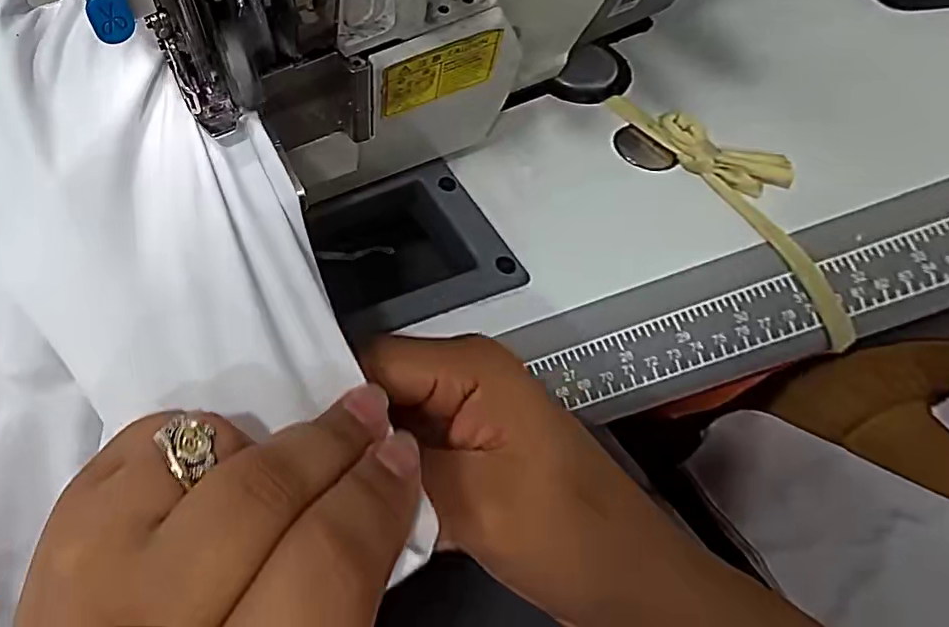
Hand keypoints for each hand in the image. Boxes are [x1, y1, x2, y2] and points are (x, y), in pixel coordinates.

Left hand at [16, 384, 421, 626]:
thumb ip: (323, 597)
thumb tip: (363, 501)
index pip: (321, 564)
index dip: (372, 500)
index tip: (400, 456)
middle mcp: (151, 606)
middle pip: (260, 492)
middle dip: (328, 444)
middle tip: (368, 413)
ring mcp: (94, 551)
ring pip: (200, 447)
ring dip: (255, 442)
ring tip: (281, 460)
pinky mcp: (63, 512)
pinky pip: (145, 435)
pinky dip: (188, 438)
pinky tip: (208, 465)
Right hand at [360, 335, 816, 626]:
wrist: (642, 591)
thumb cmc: (570, 539)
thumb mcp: (472, 502)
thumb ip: (399, 458)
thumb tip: (340, 434)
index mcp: (469, 364)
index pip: (374, 357)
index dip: (338, 393)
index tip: (306, 434)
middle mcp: (464, 367)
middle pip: (379, 379)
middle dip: (353, 422)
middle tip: (317, 462)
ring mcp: (467, 399)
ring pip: (391, 408)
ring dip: (372, 444)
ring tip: (338, 477)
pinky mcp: (468, 430)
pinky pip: (411, 431)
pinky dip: (393, 459)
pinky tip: (372, 486)